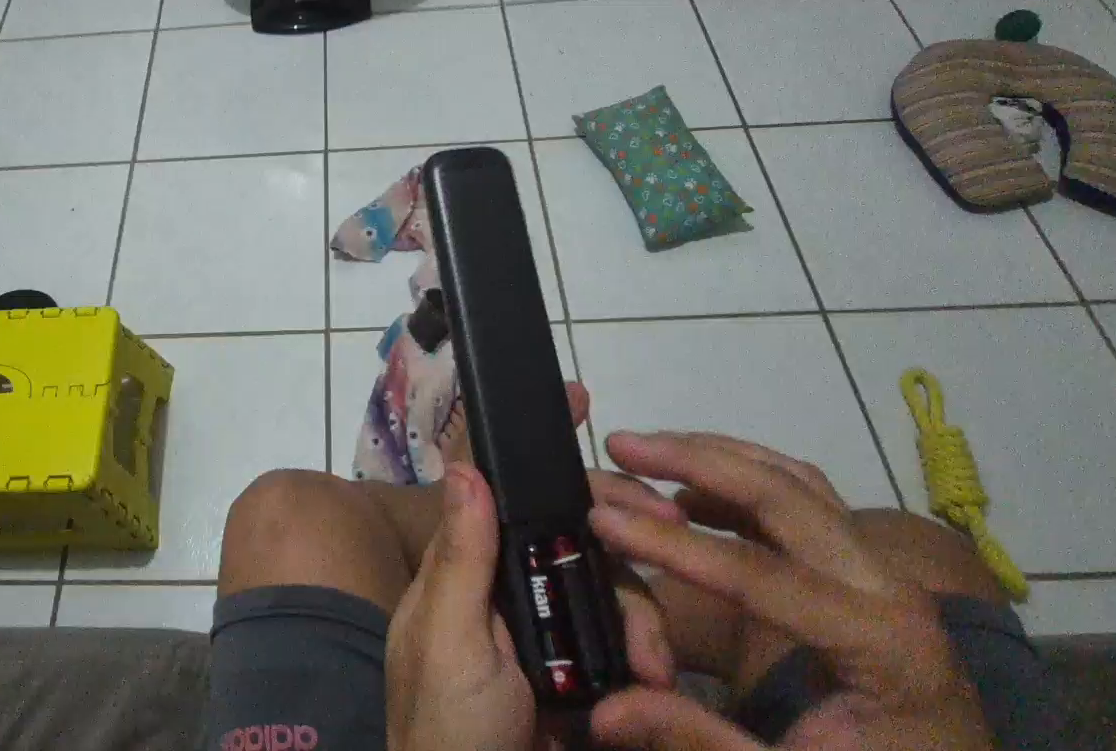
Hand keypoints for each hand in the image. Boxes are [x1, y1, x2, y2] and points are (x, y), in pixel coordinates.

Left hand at [386, 464, 678, 750]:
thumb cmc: (446, 723)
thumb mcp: (447, 637)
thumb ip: (460, 557)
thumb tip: (468, 467)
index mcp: (468, 560)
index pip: (497, 483)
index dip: (533, 440)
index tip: (577, 398)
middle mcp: (509, 578)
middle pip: (571, 522)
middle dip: (621, 518)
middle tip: (669, 520)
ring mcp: (547, 620)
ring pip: (608, 576)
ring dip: (641, 605)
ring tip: (654, 659)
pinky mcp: (582, 662)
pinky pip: (623, 630)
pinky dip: (644, 644)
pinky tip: (655, 673)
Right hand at [586, 432, 997, 750]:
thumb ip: (696, 740)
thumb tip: (603, 713)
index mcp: (884, 646)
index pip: (759, 574)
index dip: (673, 546)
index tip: (600, 519)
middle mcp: (890, 588)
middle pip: (783, 495)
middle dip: (693, 459)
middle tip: (618, 445)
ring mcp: (881, 570)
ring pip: (792, 479)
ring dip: (715, 454)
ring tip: (644, 448)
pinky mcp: (863, 568)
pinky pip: (799, 497)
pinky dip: (739, 476)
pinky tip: (689, 489)